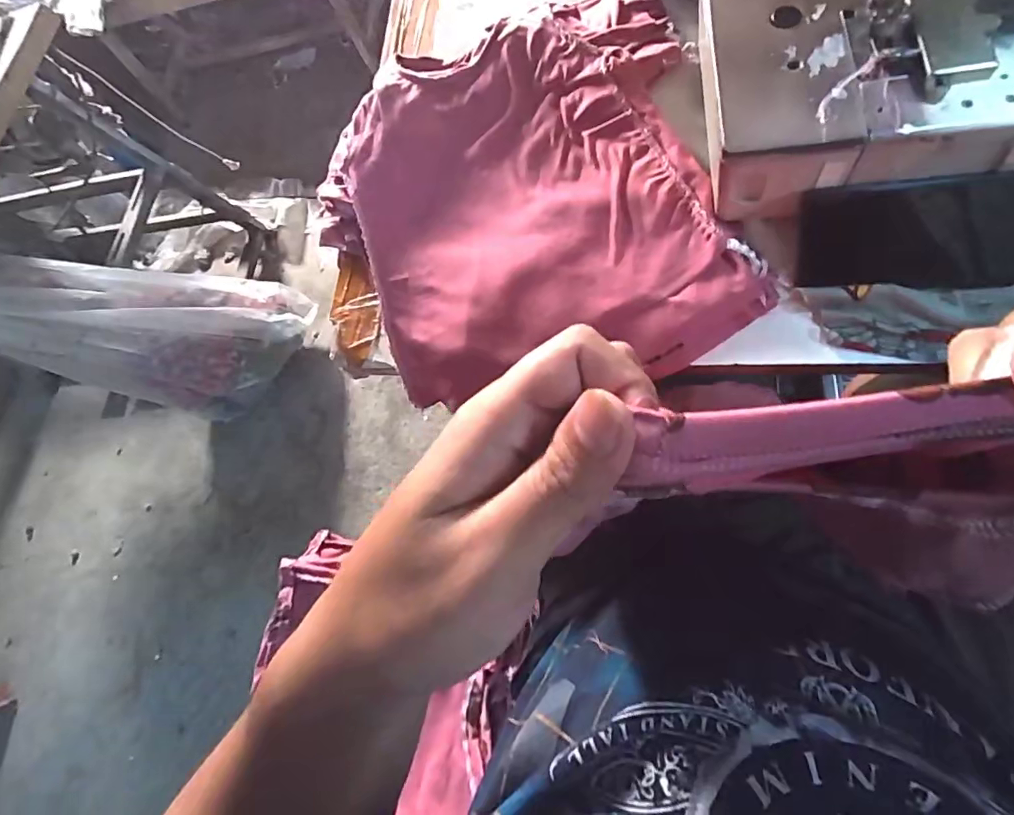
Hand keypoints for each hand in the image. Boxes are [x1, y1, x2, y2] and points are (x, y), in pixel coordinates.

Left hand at [286, 325, 654, 696]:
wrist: (366, 662)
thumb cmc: (420, 610)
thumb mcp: (496, 552)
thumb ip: (560, 479)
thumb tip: (619, 403)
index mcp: (495, 418)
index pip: (577, 351)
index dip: (622, 384)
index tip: (647, 449)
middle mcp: (509, 420)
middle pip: (589, 374)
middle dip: (630, 412)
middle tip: (640, 480)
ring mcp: (515, 452)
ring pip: (590, 415)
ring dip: (622, 449)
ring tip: (618, 506)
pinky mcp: (523, 484)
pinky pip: (580, 456)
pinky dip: (605, 476)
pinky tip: (598, 519)